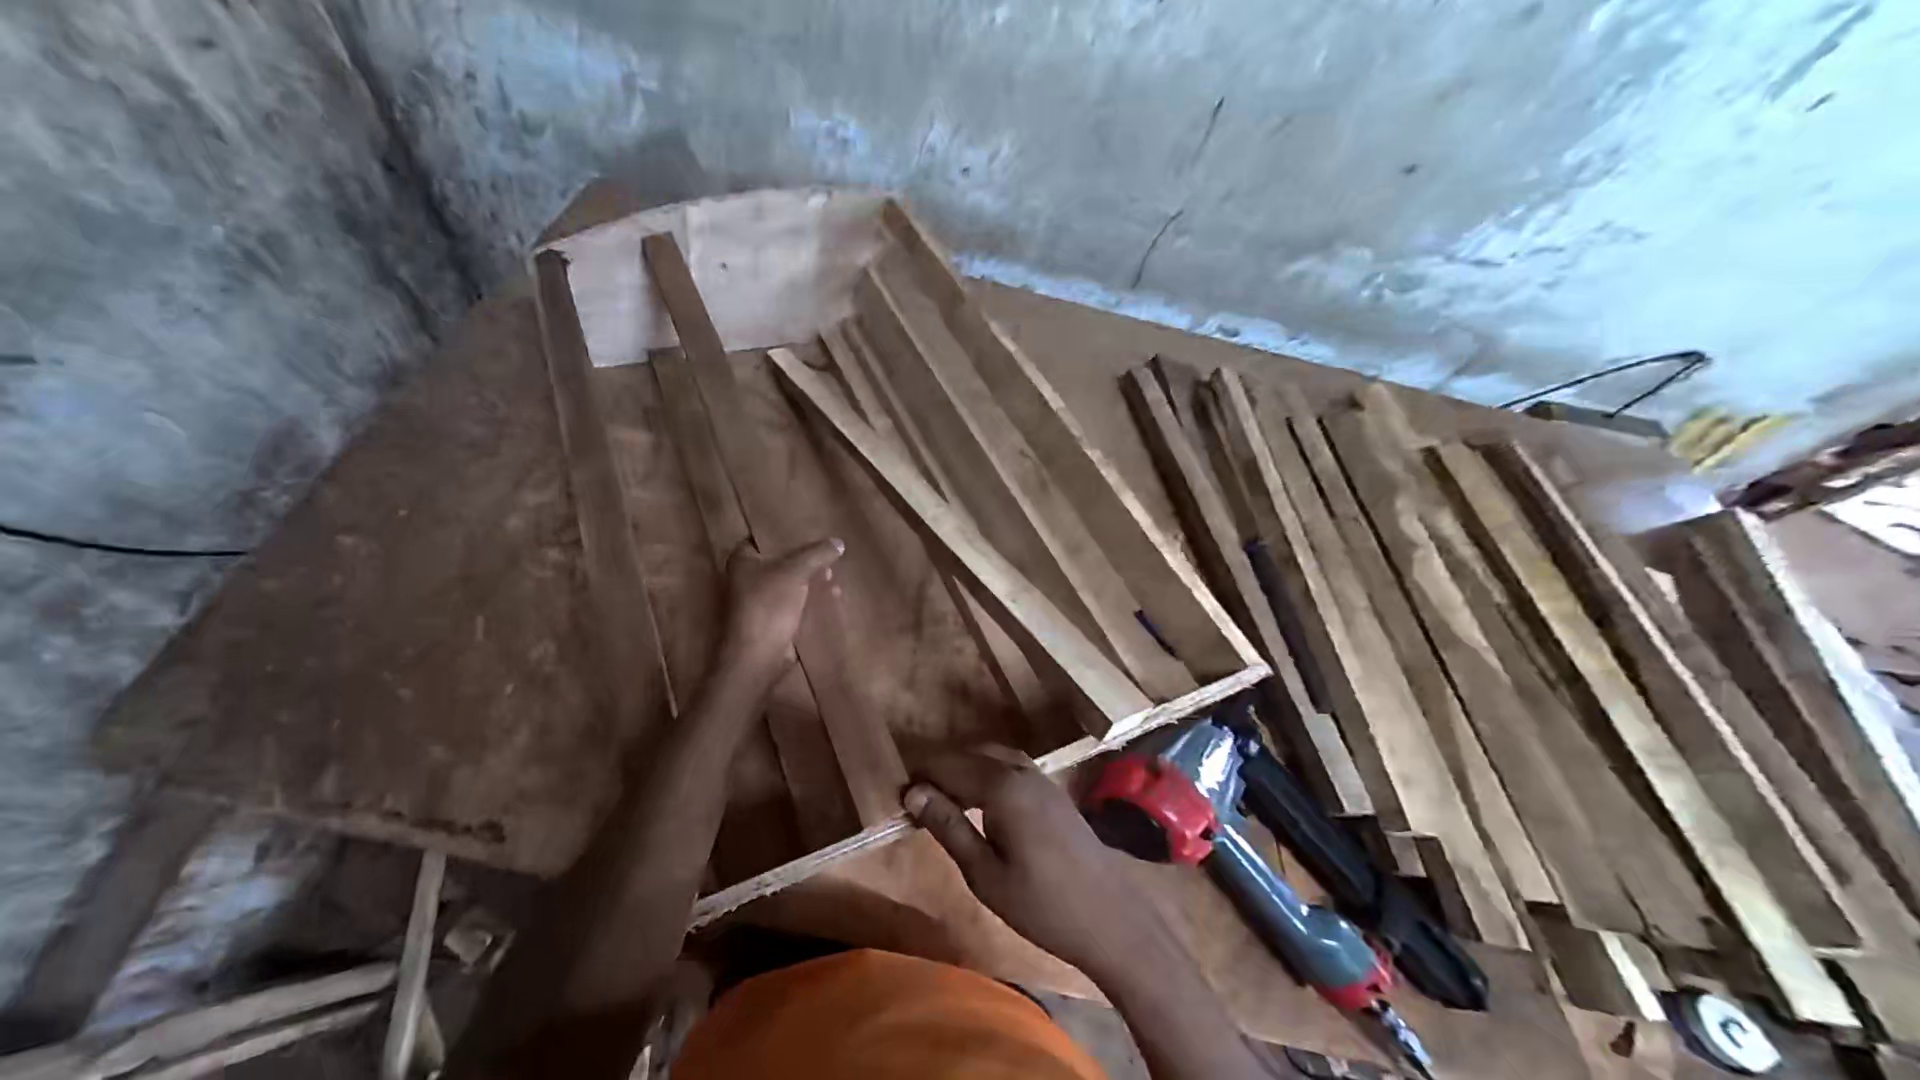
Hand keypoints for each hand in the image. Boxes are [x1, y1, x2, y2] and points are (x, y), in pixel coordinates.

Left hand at [715, 537, 843, 678]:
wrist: (757, 657)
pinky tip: (832, 596)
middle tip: (829, 552)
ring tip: (835, 574)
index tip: (809, 529)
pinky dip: (811, 600)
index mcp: (742, 560)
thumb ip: (817, 554)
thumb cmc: (768, 605)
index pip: (763, 538)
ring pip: (790, 584)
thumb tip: (838, 542)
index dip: (785, 533)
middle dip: (806, 559)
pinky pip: (795, 604)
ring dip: (811, 580)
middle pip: (780, 561)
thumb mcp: (795, 572)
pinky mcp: (772, 621)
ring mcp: (759, 602)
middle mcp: (747, 579)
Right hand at [904, 746, 1167, 977]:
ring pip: (992, 756)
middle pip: (971, 753)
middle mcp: (1022, 770)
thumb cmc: (1042, 904)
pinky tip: (980, 802)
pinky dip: (987, 773)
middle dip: (941, 768)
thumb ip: (948, 826)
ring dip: (964, 769)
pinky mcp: (1053, 791)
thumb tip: (913, 793)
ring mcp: (1042, 778)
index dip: (921, 775)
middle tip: (916, 799)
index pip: (949, 764)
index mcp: (1002, 786)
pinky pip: (1011, 767)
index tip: (899, 797)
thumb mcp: (984, 873)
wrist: (1110, 918)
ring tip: (943, 800)